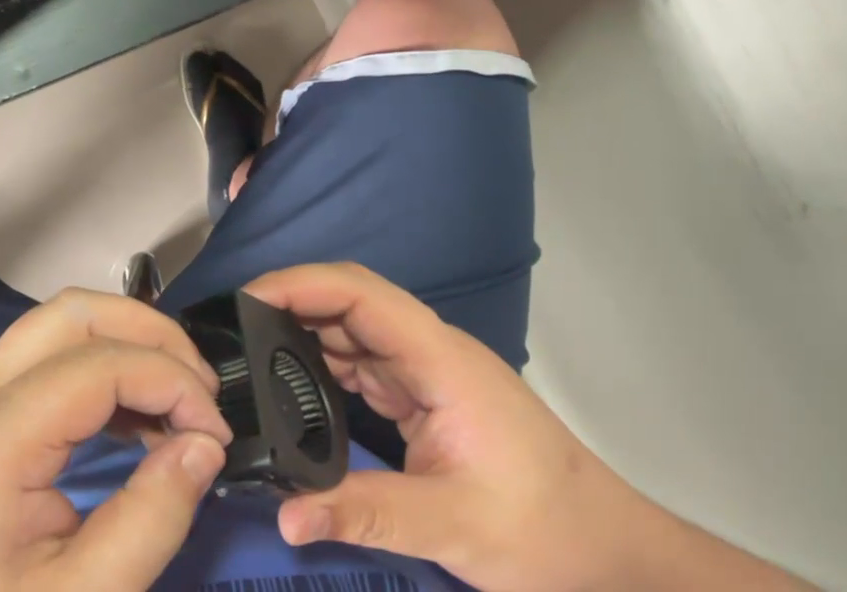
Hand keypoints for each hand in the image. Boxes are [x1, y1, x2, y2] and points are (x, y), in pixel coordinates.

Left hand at [0, 289, 233, 591]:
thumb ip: (151, 518)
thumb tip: (204, 444)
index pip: (98, 364)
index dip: (171, 381)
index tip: (217, 433)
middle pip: (72, 313)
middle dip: (150, 335)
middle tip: (202, 391)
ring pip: (57, 324)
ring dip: (125, 344)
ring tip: (177, 402)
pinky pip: (43, 356)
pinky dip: (98, 365)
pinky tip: (133, 414)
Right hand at [247, 263, 813, 591]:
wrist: (617, 560)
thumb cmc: (549, 534)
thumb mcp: (454, 527)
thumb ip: (363, 513)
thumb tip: (283, 516)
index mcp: (441, 360)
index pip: (359, 294)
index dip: (299, 285)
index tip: (245, 301)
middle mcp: (430, 352)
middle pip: (349, 301)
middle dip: (288, 304)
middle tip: (229, 331)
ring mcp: (427, 373)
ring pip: (351, 330)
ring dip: (300, 334)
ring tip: (244, 354)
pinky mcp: (423, 398)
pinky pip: (360, 364)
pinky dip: (319, 365)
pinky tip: (286, 386)